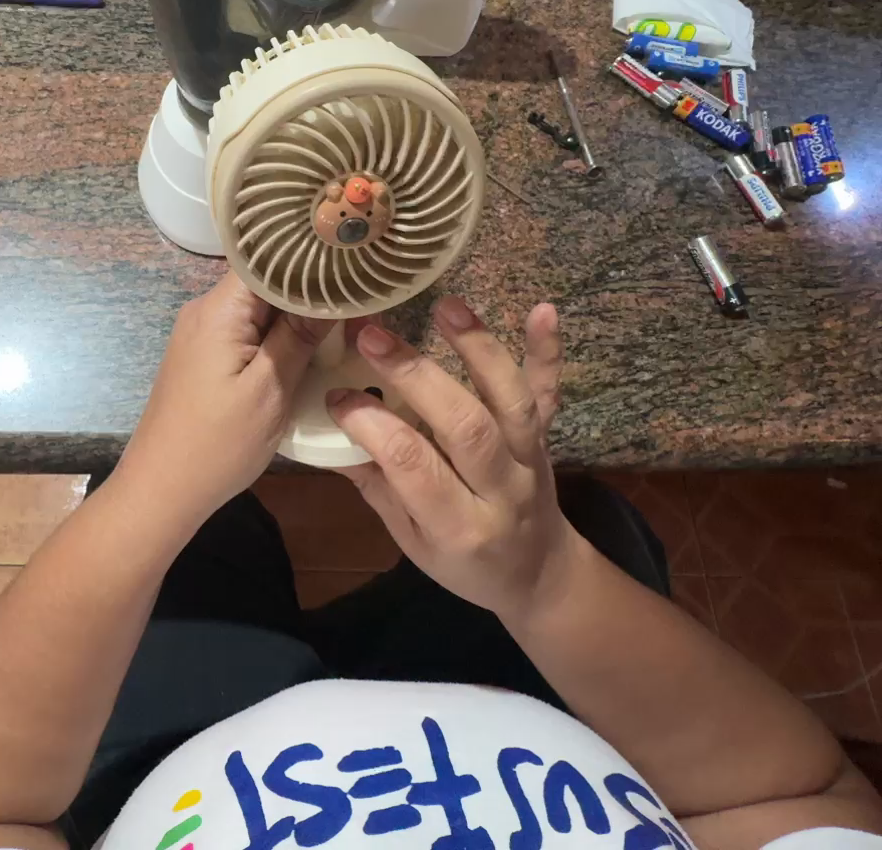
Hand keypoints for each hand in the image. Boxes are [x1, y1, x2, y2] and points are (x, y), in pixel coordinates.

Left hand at [117, 273, 334, 515]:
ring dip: (295, 315)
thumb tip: (333, 291)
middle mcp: (205, 311)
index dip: (310, 257)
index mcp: (218, 309)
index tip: (352, 260)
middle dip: (309, 288)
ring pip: (258, 309)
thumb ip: (299, 337)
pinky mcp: (204, 357)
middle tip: (360, 292)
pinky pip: (246, 331)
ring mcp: (202, 334)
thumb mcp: (269, 390)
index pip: (268, 259)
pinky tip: (307, 346)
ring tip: (345, 317)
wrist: (162, 490)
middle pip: (264, 282)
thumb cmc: (217, 443)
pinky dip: (277, 336)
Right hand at [327, 297, 575, 619]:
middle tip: (371, 336)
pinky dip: (548, 351)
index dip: (371, 425)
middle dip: (415, 376)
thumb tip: (330, 431)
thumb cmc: (463, 563)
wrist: (539, 575)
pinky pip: (552, 393)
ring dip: (479, 349)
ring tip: (445, 306)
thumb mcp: (410, 541)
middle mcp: (501, 489)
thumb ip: (375, 485)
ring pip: (510, 401)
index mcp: (459, 526)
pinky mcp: (549, 436)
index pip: (413, 466)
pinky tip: (544, 309)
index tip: (336, 395)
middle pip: (465, 426)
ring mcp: (531, 458)